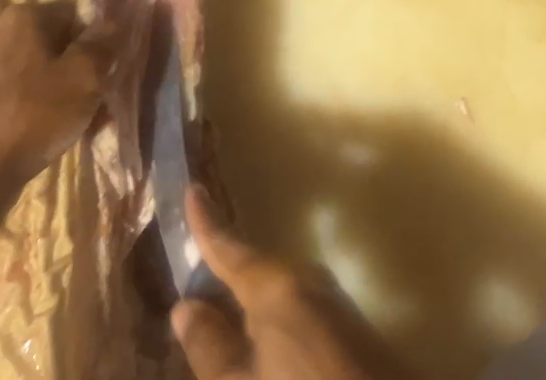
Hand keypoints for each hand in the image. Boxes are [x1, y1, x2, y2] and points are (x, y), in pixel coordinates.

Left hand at [0, 3, 108, 198]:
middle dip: (80, 69)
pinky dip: (41, 104)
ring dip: (64, 90)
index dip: (96, 43)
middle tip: (95, 102)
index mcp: (25, 15)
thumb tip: (112, 23)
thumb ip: (101, 44)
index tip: (105, 75)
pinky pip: (24, 89)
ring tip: (77, 121)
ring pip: (43, 69)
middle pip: (59, 42)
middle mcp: (1, 30)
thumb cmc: (34, 116)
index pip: (77, 15)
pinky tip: (50, 130)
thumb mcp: (83, 78)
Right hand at [172, 188, 414, 379]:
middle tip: (198, 293)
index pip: (228, 246)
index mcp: (275, 285)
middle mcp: (310, 282)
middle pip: (256, 273)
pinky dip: (280, 330)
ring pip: (281, 299)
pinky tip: (273, 356)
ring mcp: (339, 307)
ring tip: (231, 333)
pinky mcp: (358, 336)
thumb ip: (209, 347)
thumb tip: (188, 307)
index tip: (195, 189)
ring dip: (255, 312)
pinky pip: (303, 318)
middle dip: (228, 283)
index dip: (206, 222)